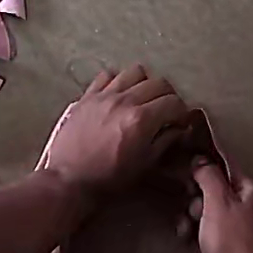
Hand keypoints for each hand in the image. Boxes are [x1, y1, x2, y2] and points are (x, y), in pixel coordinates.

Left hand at [43, 66, 189, 201]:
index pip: (173, 102)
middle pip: (158, 82)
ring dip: (145, 83)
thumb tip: (178, 129)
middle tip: (166, 110)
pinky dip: (118, 81)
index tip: (180, 121)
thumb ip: (165, 141)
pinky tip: (120, 94)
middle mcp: (124, 101)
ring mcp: (104, 96)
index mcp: (141, 119)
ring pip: (135, 72)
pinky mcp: (87, 97)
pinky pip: (108, 75)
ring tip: (144, 98)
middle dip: (168, 96)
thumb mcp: (145, 163)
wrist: (70, 179)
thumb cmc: (109, 177)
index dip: (182, 112)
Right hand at [190, 160, 252, 252]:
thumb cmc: (232, 244)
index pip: (227, 163)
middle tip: (193, 205)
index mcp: (248, 191)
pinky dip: (192, 231)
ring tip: (188, 227)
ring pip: (203, 208)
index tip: (188, 152)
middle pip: (211, 187)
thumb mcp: (218, 202)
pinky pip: (201, 228)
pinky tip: (187, 239)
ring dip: (190, 215)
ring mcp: (232, 225)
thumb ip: (210, 177)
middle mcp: (243, 206)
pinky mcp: (221, 243)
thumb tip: (201, 160)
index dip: (207, 157)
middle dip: (195, 195)